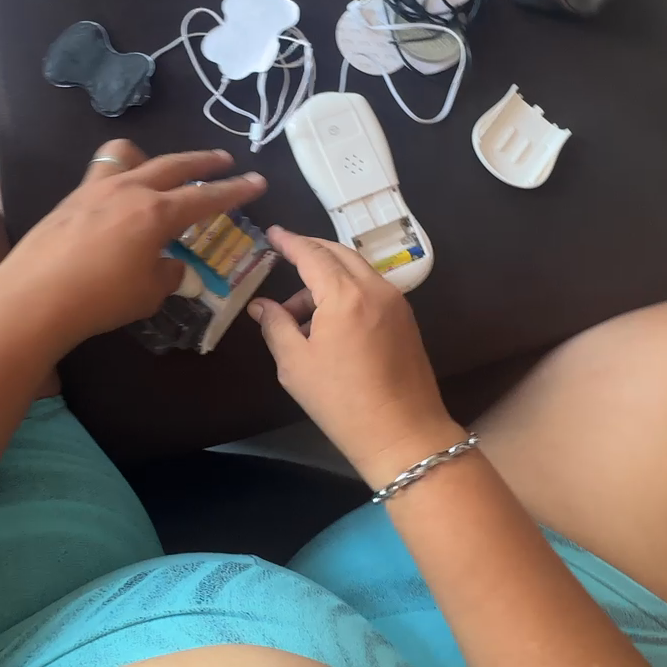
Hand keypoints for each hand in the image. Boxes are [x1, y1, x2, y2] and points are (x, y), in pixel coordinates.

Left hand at [0, 140, 266, 346]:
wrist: (31, 298)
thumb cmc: (99, 299)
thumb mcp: (146, 294)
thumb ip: (166, 275)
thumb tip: (172, 266)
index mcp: (156, 212)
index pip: (205, 197)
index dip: (235, 190)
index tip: (258, 181)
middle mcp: (129, 190)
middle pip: (173, 164)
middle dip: (203, 161)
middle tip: (224, 159)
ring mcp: (95, 189)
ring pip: (129, 155)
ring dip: (153, 158)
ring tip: (161, 168)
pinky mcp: (69, 199)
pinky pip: (102, 173)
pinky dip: (121, 177)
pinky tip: (118, 201)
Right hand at [247, 227, 462, 484]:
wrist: (403, 435)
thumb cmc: (342, 401)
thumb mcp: (296, 365)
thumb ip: (276, 325)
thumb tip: (260, 305)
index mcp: (345, 295)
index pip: (312, 254)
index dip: (289, 241)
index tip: (273, 232)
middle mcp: (374, 288)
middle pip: (338, 253)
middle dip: (310, 251)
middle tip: (284, 256)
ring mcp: (395, 302)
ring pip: (356, 270)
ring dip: (327, 276)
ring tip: (298, 312)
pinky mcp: (405, 318)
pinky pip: (370, 288)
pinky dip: (346, 290)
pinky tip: (327, 320)